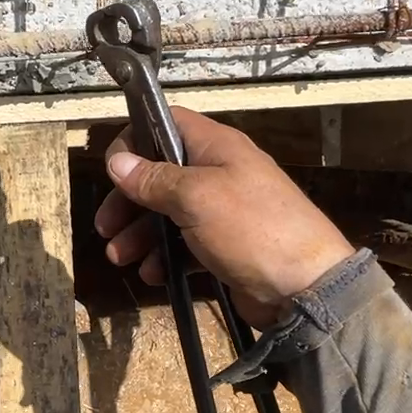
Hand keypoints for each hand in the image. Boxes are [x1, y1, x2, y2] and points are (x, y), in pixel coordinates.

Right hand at [94, 108, 353, 327]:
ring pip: (167, 214)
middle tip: (104, 227)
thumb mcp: (195, 197)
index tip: (111, 169)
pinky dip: (164, 256)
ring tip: (120, 258)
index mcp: (216, 147)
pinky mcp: (224, 246)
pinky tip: (152, 275)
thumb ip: (153, 179)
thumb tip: (116, 161)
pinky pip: (184, 244)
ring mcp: (222, 211)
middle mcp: (218, 173)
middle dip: (128, 201)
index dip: (134, 140)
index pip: (167, 124)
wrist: (307, 288)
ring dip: (140, 234)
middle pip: (159, 175)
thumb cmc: (251, 228)